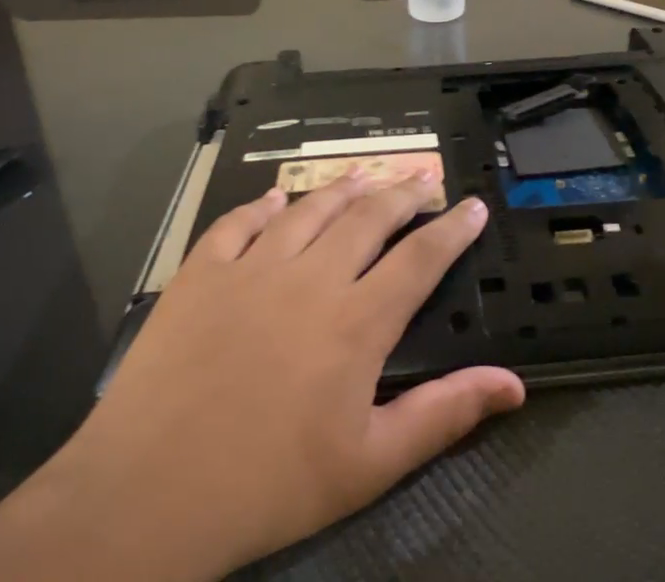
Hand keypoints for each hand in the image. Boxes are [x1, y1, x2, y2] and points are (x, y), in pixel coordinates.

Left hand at [59, 174, 523, 579]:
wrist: (151, 489)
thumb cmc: (271, 484)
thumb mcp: (371, 463)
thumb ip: (444, 414)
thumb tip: (513, 384)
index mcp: (356, 322)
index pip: (419, 260)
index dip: (450, 229)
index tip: (470, 205)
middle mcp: (309, 280)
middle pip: (366, 220)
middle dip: (401, 195)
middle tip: (421, 177)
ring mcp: (249, 271)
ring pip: (307, 212)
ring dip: (340, 189)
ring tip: (364, 174)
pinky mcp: (198, 276)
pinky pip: (237, 224)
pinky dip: (262, 206)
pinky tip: (276, 198)